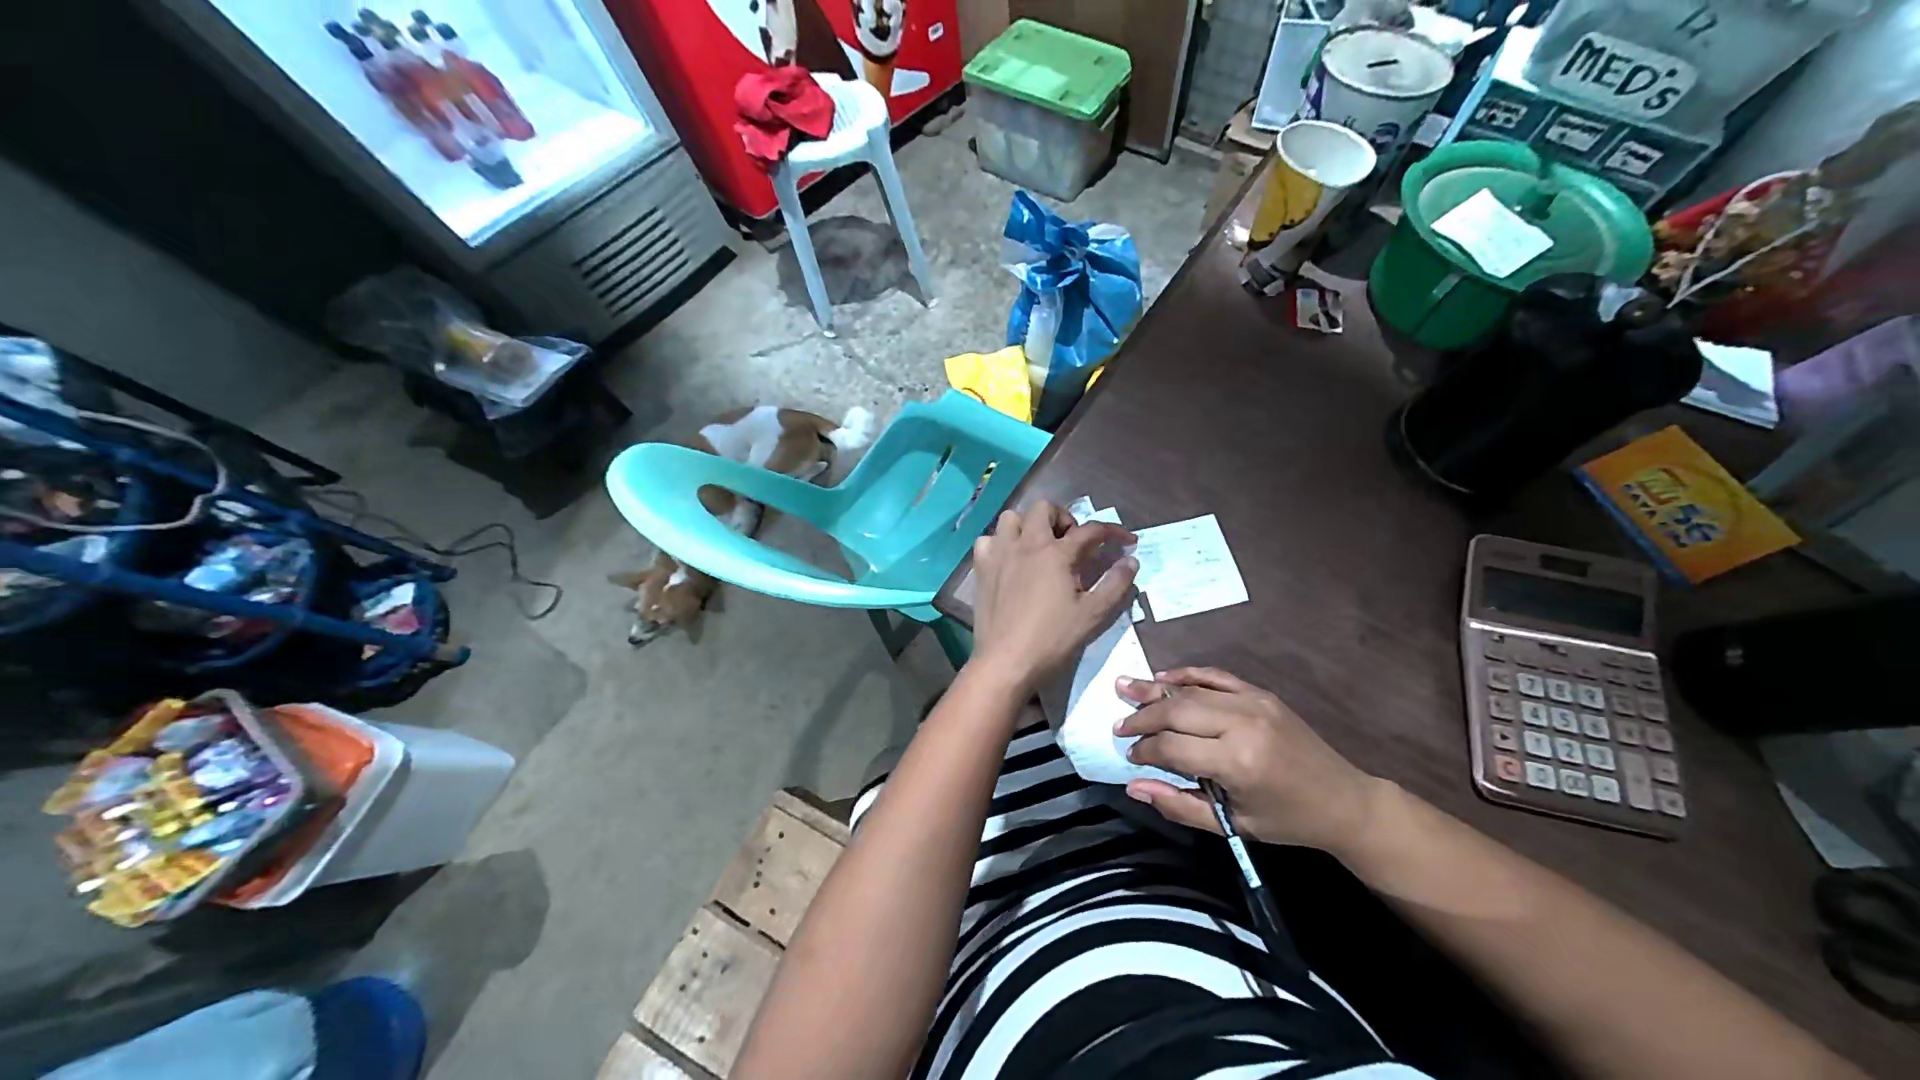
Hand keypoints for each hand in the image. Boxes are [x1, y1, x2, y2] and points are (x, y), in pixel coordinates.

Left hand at [966, 501, 1136, 695]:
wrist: (1006, 661)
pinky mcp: (981, 569)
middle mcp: (1026, 544)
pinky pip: (987, 540)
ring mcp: (1000, 554)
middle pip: (1044, 508)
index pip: (1090, 530)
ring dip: (1028, 525)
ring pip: (1011, 518)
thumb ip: (1114, 584)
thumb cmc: (1052, 639)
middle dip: (1064, 518)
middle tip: (1073, 542)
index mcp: (1056, 553)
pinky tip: (1009, 560)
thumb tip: (1130, 560)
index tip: (1127, 540)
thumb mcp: (1092, 614)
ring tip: (1039, 547)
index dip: (1113, 531)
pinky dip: (1000, 543)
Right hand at [1115, 667, 1388, 852]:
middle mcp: (1243, 725)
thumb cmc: (1286, 820)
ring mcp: (1254, 703)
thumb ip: (1179, 804)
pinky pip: (1216, 677)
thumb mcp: (1232, 824)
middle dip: (1142, 717)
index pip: (1172, 747)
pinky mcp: (1261, 693)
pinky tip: (1162, 677)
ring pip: (1191, 690)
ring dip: (1155, 689)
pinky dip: (1186, 674)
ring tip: (1124, 687)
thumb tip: (1133, 786)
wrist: (1343, 800)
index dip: (1145, 751)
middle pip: (1176, 711)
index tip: (1130, 757)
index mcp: (1237, 763)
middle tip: (1119, 725)